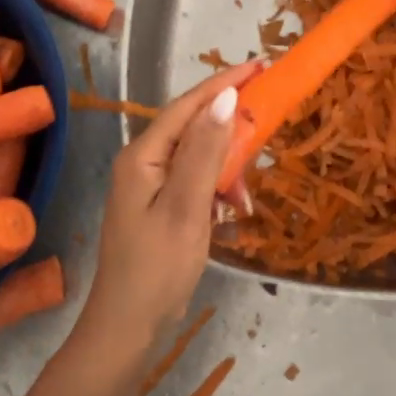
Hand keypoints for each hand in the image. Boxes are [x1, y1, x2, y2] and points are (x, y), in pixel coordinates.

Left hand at [81, 62, 259, 348]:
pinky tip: (233, 211)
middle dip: (231, 127)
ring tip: (245, 194)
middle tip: (267, 122)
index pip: (189, 105)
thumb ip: (206, 152)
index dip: (225, 83)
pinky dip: (219, 191)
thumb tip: (226, 98)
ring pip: (199, 156)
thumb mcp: (187, 208)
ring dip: (228, 167)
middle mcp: (143, 162)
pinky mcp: (161, 206)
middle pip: (194, 127)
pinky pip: (196, 182)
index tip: (261, 66)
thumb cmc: (156, 269)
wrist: (127, 328)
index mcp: (143, 155)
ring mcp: (151, 185)